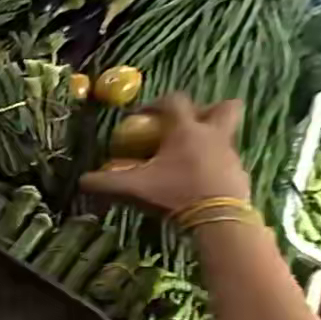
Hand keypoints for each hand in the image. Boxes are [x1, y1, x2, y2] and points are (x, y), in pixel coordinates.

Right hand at [78, 92, 250, 212]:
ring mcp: (230, 154)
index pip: (175, 101)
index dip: (156, 102)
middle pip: (224, 106)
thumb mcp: (133, 188)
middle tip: (185, 126)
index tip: (141, 115)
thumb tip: (81, 181)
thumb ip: (105, 182)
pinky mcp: (239, 174)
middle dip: (207, 110)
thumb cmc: (174, 193)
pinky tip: (196, 180)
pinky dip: (212, 165)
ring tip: (185, 159)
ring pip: (226, 135)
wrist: (217, 219)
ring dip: (208, 141)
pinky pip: (226, 161)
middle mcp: (213, 135)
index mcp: (187, 130)